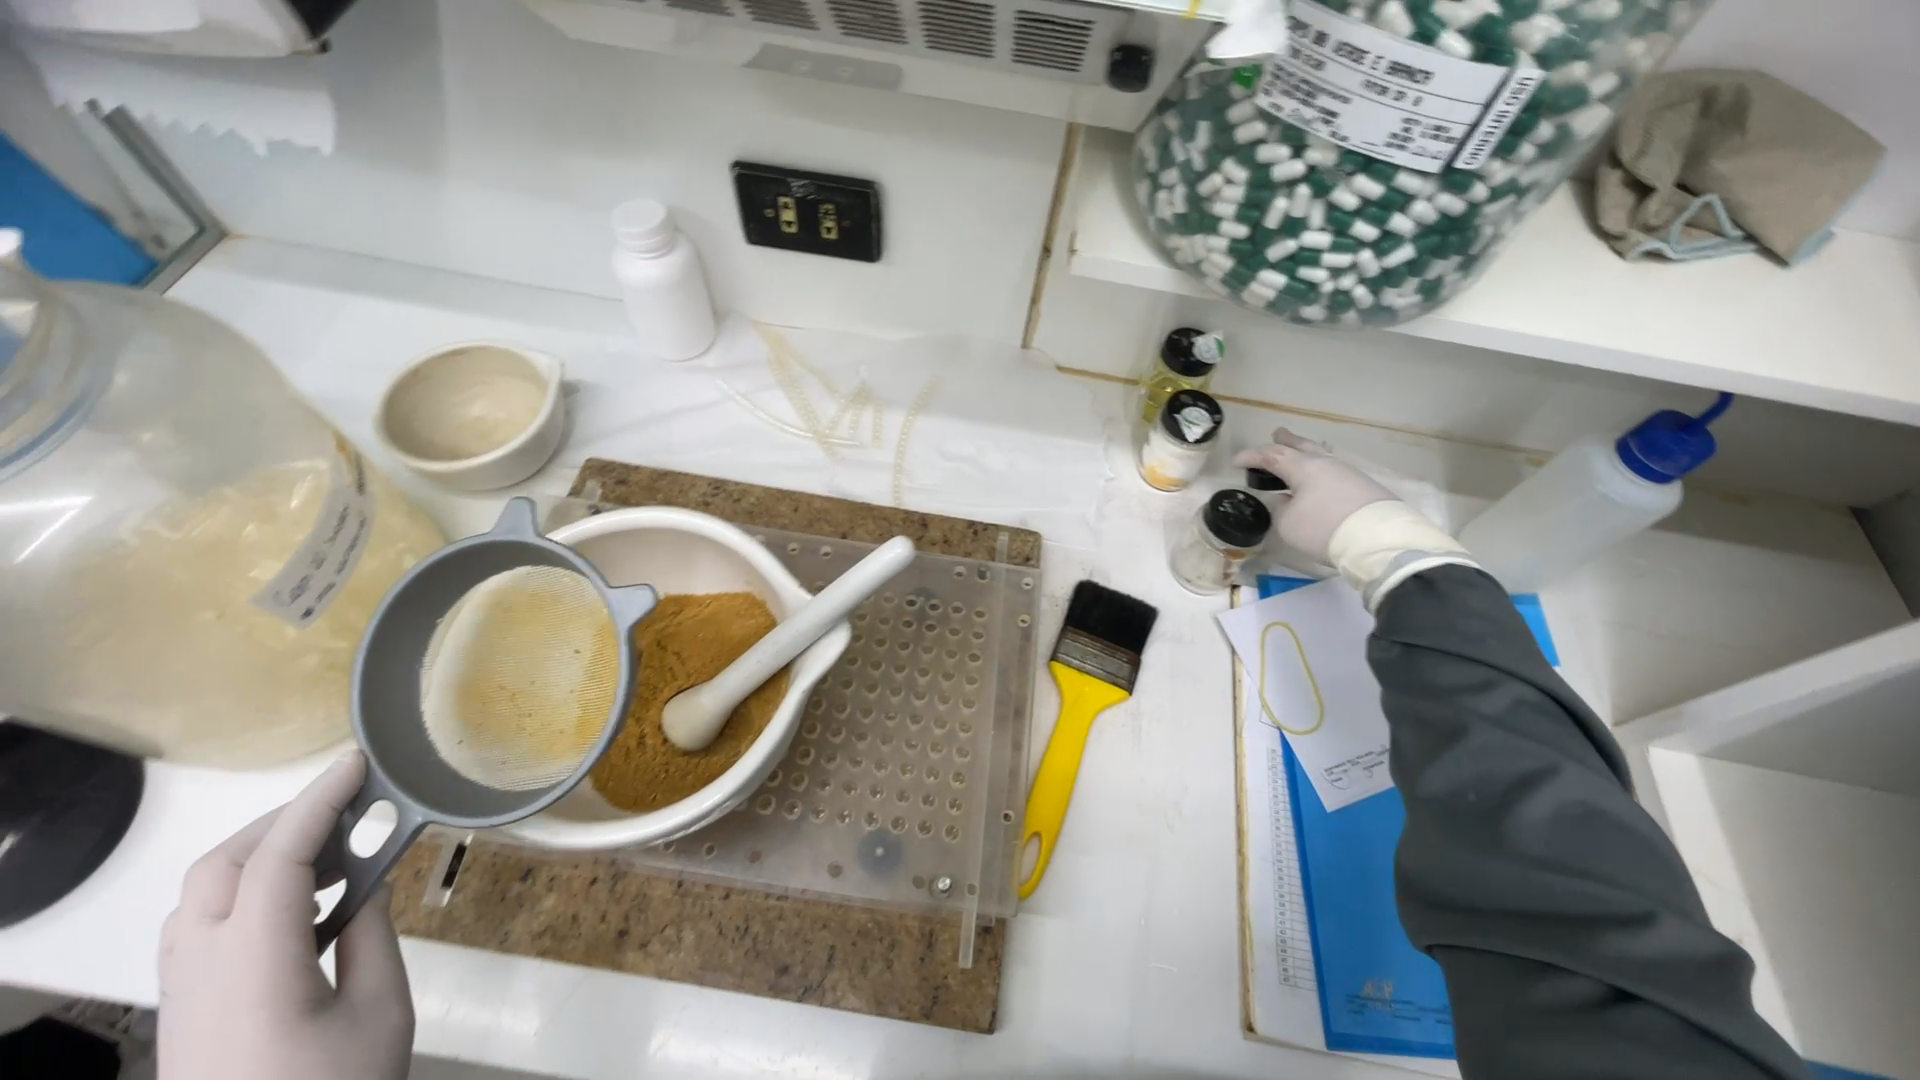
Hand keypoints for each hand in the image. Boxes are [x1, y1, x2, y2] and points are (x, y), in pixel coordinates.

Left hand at [160, 750, 412, 1079]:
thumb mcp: (379, 1011)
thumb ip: (370, 936)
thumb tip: (366, 883)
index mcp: (254, 965)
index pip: (277, 859)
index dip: (318, 802)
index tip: (357, 764)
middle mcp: (200, 971)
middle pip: (220, 868)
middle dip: (282, 822)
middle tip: (349, 808)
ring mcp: (182, 995)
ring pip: (198, 897)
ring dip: (258, 857)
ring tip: (328, 857)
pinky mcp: (184, 1014)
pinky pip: (197, 930)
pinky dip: (244, 895)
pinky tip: (296, 911)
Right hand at [1235, 428, 1472, 609]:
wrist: (1377, 540)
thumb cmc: (1323, 529)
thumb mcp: (1288, 524)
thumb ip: (1279, 508)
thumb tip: (1281, 500)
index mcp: (1303, 467)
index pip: (1272, 455)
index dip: (1252, 456)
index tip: (1236, 461)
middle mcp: (1326, 464)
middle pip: (1303, 446)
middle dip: (1287, 440)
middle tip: (1277, 433)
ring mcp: (1349, 473)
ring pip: (1322, 456)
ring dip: (1307, 453)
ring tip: (1301, 452)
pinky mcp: (1364, 487)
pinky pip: (1335, 471)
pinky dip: (1322, 470)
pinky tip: (1322, 479)